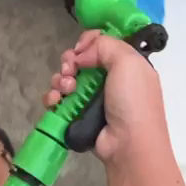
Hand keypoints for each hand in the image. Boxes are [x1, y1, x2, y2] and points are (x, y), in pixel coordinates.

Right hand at [43, 30, 170, 168]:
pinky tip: (55, 101)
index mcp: (125, 64)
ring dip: (60, 80)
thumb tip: (81, 54)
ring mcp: (92, 98)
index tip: (82, 48)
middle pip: (79, 59)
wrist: (128, 144)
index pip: (101, 43)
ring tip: (66, 90)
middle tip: (71, 70)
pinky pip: (58, 100)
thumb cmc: (133, 101)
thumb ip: (104, 45)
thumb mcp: (128, 62)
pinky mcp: (77, 115)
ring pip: (65, 78)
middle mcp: (108, 79)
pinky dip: (53, 98)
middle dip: (70, 61)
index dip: (88, 41)